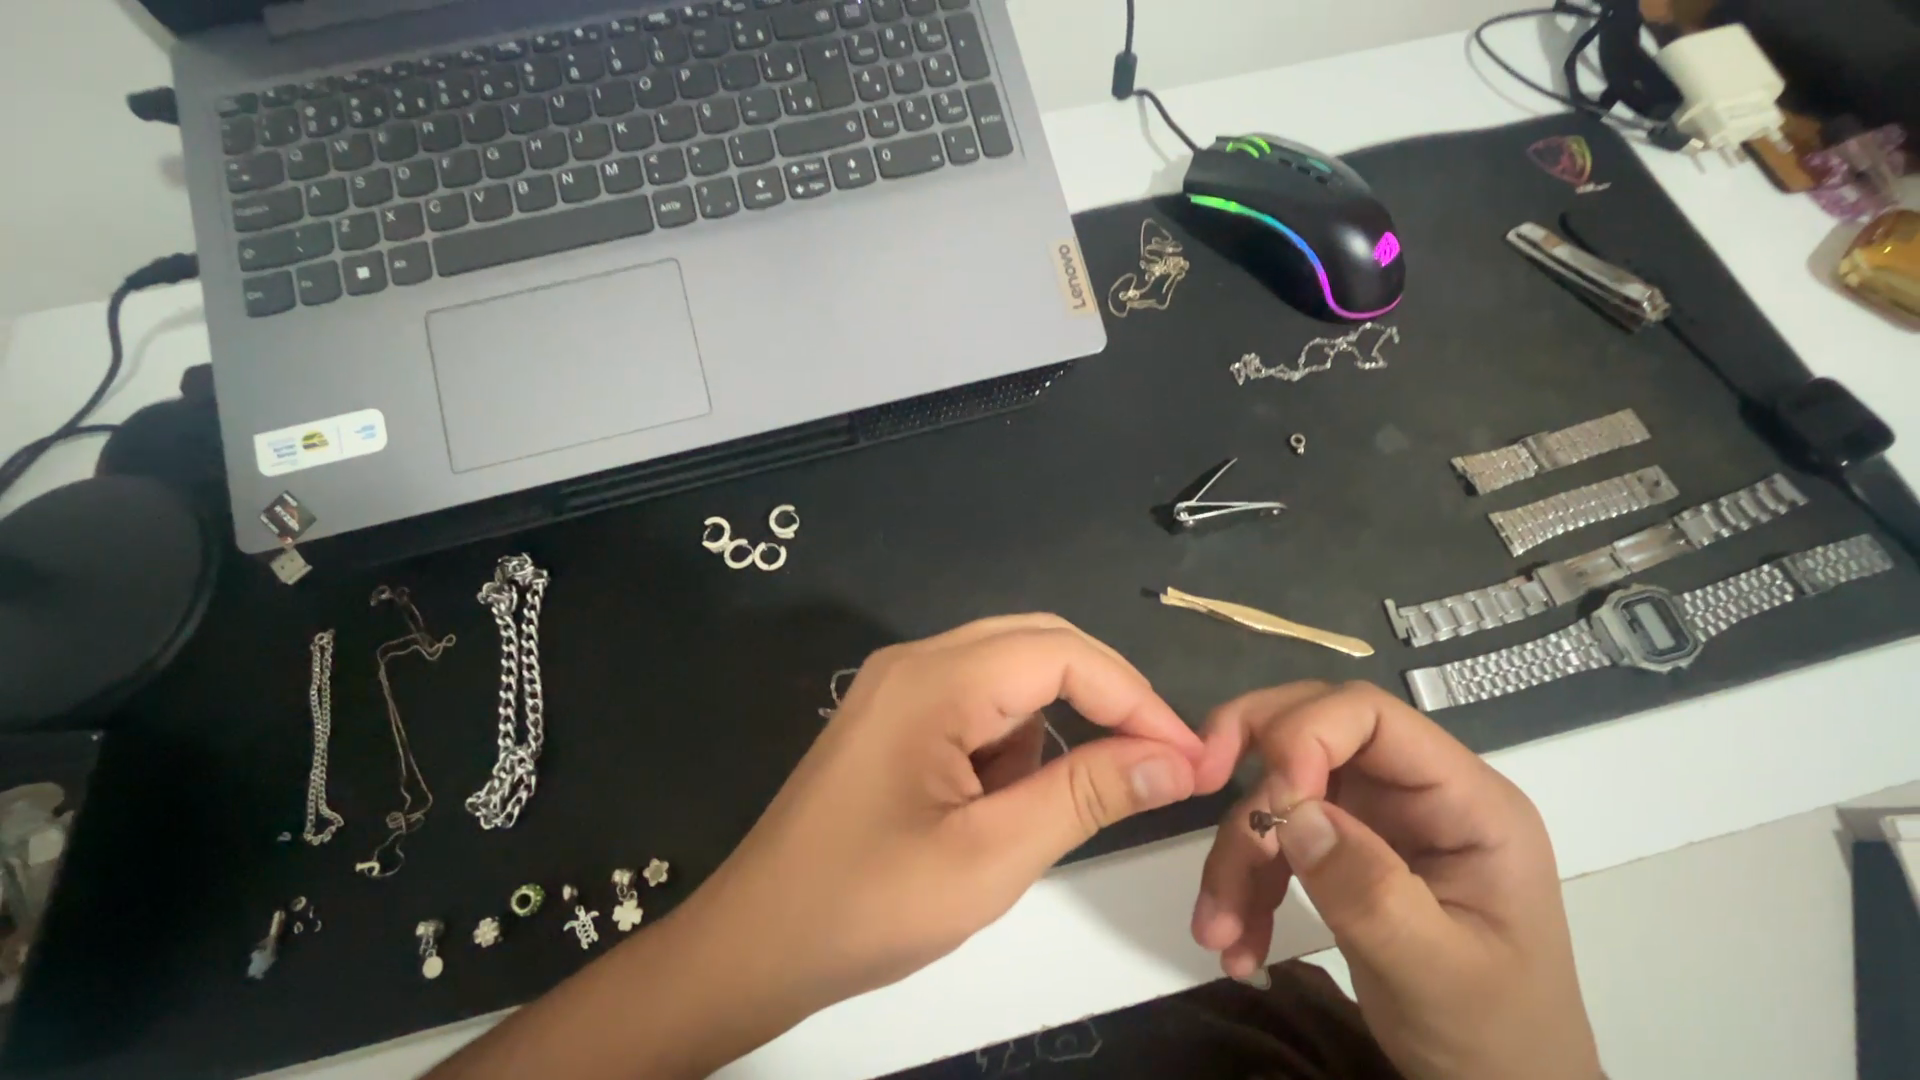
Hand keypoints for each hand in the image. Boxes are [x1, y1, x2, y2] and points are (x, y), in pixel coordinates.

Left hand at [691, 614, 1204, 1016]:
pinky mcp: (892, 717)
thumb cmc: (869, 905)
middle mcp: (916, 661)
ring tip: (1040, 806)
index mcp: (935, 680)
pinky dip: (1009, 741)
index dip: (1136, 699)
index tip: (1190, 760)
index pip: (1063, 654)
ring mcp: (898, 686)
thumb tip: (1176, 759)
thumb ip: (1087, 795)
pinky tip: (993, 802)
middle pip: (1037, 644)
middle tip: (1153, 765)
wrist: (756, 943)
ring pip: (1009, 672)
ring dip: (1051, 724)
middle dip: (1104, 698)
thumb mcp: (993, 857)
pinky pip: (975, 702)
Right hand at [1189, 682, 1599, 1079]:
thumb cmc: (1496, 1037)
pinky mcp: (1343, 851)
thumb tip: (1291, 812)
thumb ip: (1370, 891)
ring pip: (1279, 792)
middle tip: (1197, 785)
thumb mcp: (1439, 974)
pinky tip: (1237, 943)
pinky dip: (1244, 884)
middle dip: (1249, 763)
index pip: (1371, 716)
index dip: (1304, 733)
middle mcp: (1414, 792)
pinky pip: (1275, 841)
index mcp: (1464, 800)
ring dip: (1238, 852)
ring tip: (1219, 931)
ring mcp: (1375, 819)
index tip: (1269, 801)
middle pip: (1311, 731)